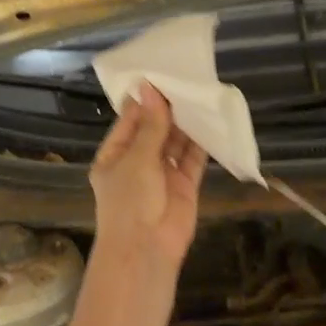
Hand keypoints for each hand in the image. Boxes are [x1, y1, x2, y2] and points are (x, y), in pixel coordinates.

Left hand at [89, 82, 206, 274]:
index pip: (129, 121)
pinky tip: (211, 120)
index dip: (144, 100)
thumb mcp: (137, 159)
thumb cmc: (130, 201)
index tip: (161, 75)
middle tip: (186, 79)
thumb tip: (150, 88)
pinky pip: (193, 159)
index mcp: (114, 156)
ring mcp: (161, 174)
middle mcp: (137, 163)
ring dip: (185, 123)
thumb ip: (150, 125)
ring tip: (200, 94)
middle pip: (154, 129)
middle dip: (168, 109)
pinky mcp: (184, 184)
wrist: (146, 250)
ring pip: (175, 142)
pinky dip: (201, 142)